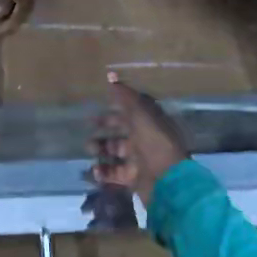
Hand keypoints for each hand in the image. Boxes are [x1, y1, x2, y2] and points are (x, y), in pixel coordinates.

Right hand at [89, 75, 191, 205]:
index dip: (114, 108)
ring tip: (90, 149)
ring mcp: (139, 161)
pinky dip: (103, 172)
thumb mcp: (140, 115)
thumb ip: (124, 96)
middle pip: (121, 132)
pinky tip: (96, 170)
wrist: (168, 182)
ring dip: (100, 149)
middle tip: (88, 128)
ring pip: (115, 152)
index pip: (130, 112)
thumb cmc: (155, 143)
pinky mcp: (134, 179)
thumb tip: (110, 75)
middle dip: (104, 129)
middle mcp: (145, 140)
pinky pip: (114, 173)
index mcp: (149, 124)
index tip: (97, 106)